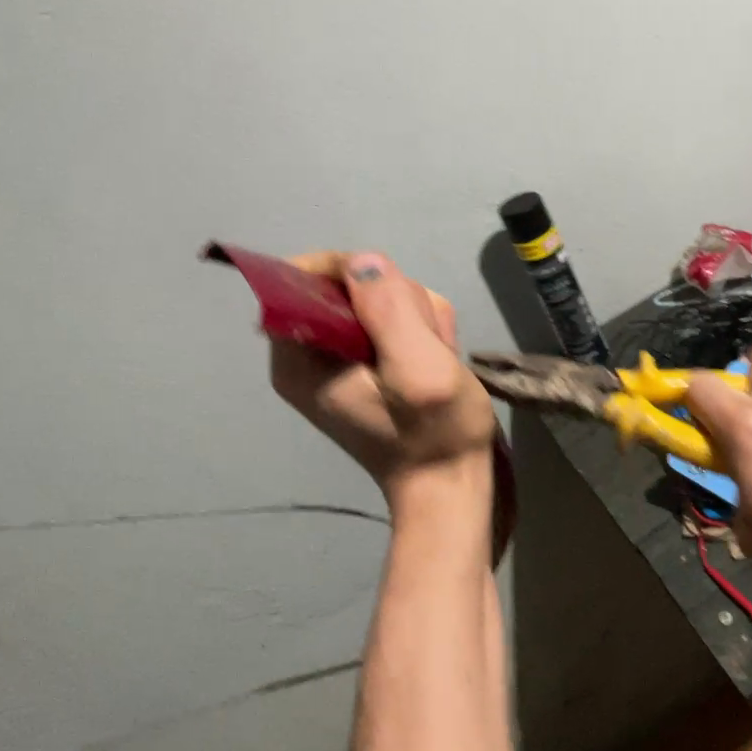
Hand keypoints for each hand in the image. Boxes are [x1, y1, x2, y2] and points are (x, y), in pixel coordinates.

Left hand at [269, 252, 497, 497]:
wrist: (452, 487)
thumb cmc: (434, 435)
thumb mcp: (418, 368)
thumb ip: (389, 310)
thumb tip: (363, 263)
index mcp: (299, 358)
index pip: (300, 278)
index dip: (347, 269)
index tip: (393, 287)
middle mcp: (310, 353)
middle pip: (349, 286)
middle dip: (398, 301)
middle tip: (424, 343)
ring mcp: (342, 359)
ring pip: (381, 300)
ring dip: (420, 318)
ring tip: (437, 357)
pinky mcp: (371, 364)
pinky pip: (396, 320)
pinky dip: (424, 330)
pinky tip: (438, 360)